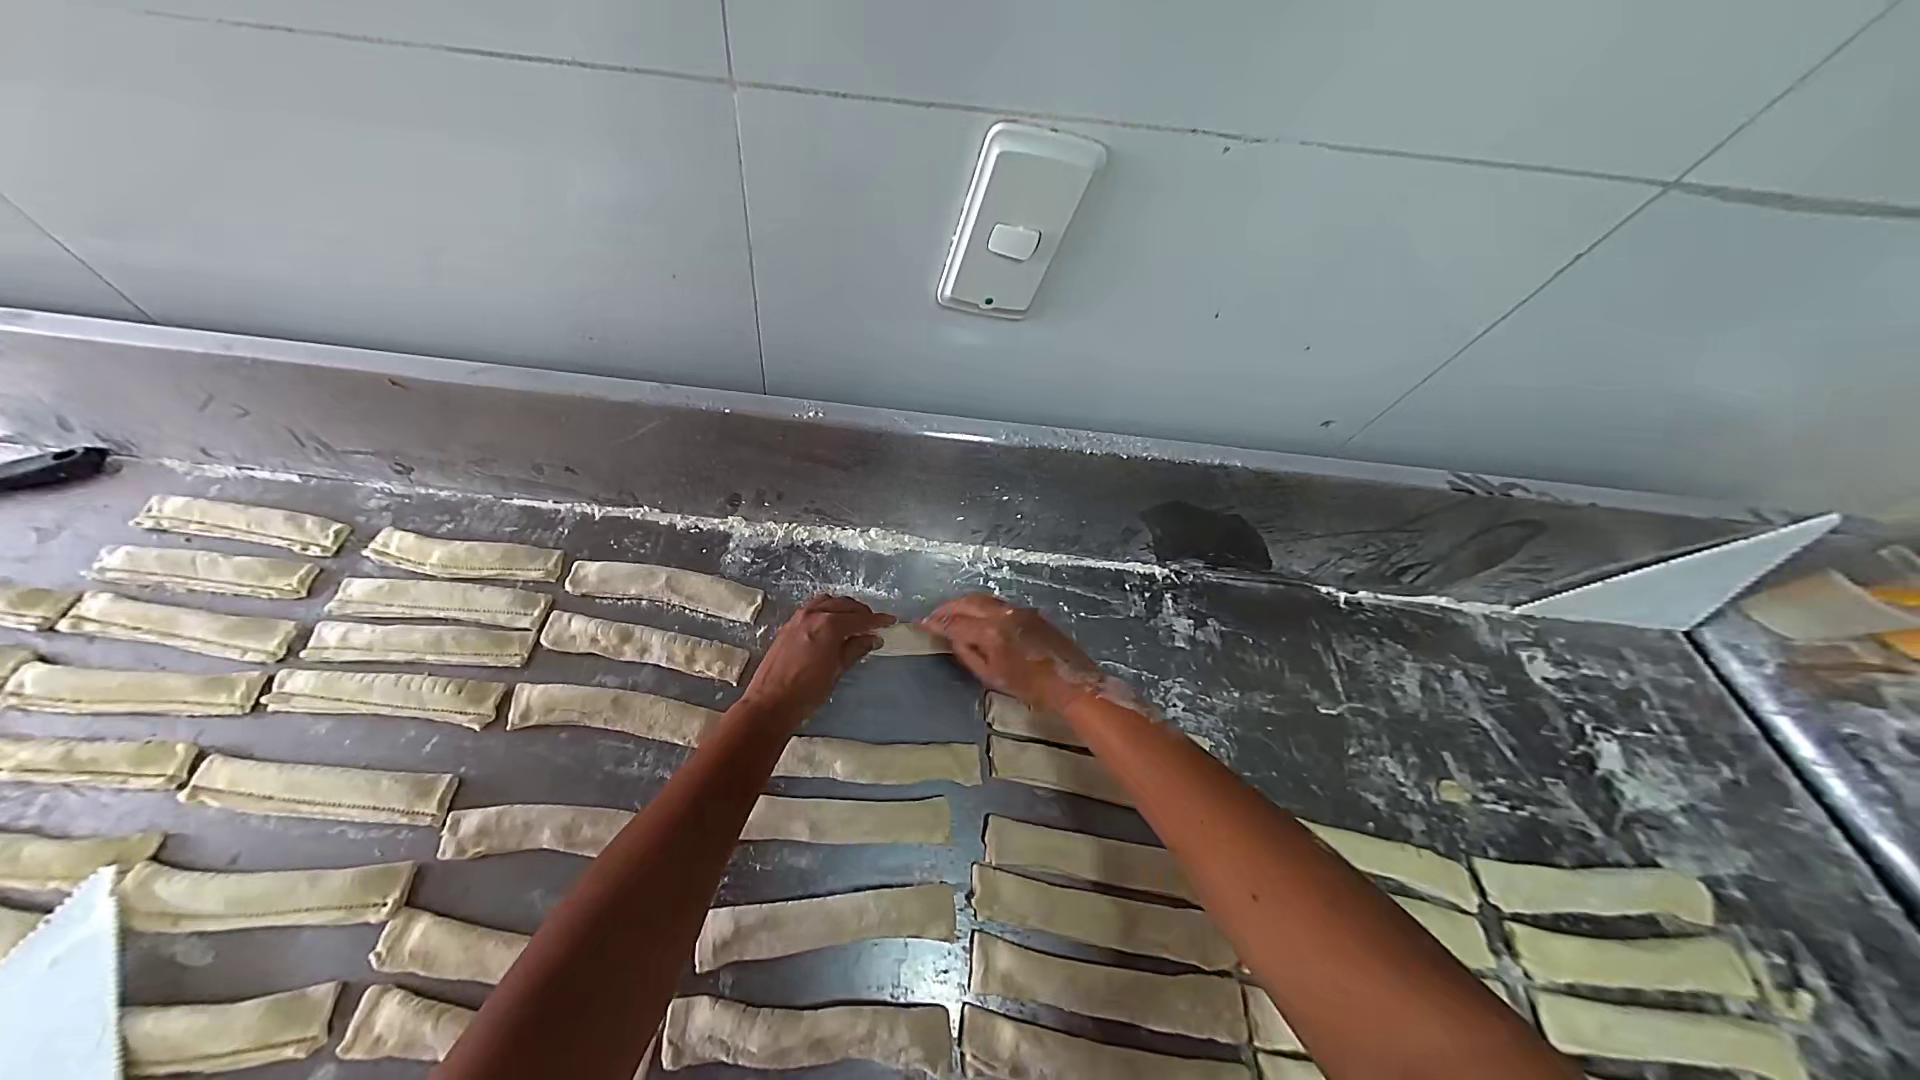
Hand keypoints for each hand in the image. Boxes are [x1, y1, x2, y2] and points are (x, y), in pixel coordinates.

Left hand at [739, 595, 893, 722]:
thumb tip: (872, 639)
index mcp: (829, 625)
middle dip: (862, 613)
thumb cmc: (807, 691)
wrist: (770, 703)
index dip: (878, 620)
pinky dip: (827, 609)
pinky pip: (813, 607)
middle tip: (874, 624)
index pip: (860, 619)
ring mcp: (798, 618)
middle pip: (844, 605)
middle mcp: (814, 615)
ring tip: (854, 621)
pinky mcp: (788, 625)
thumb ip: (856, 649)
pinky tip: (832, 622)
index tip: (890, 621)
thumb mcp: (837, 670)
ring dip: (843, 607)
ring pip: (828, 602)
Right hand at [922, 593, 1100, 711]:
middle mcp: (1003, 614)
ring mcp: (1018, 610)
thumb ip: (968, 654)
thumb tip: (954, 638)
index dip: (936, 623)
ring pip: (984, 599)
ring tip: (953, 613)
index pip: (955, 623)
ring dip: (965, 604)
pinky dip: (982, 606)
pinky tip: (978, 616)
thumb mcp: (991, 676)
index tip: (922, 623)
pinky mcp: (1030, 612)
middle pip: (968, 602)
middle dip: (948, 607)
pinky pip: (999, 603)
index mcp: (991, 632)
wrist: (1070, 682)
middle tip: (934, 615)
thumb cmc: (1030, 687)